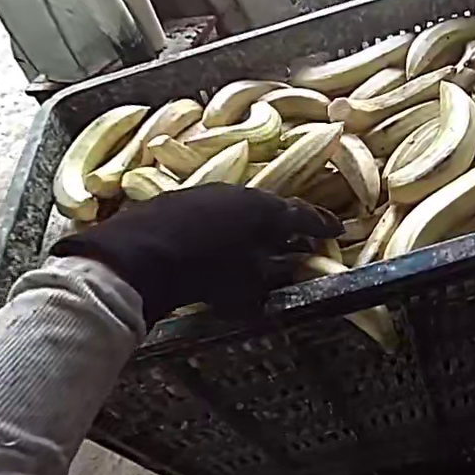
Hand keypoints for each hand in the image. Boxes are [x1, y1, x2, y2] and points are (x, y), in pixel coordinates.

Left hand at [51, 184, 340, 315]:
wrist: (135, 257)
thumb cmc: (206, 273)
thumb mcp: (252, 282)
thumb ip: (279, 273)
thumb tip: (299, 266)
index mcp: (268, 211)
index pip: (306, 216)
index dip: (324, 225)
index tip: (339, 229)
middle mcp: (243, 193)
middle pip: (275, 209)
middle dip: (289, 224)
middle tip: (302, 237)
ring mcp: (210, 192)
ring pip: (244, 207)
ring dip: (256, 224)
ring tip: (261, 241)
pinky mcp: (181, 198)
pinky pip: (218, 210)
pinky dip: (229, 224)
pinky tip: (221, 241)